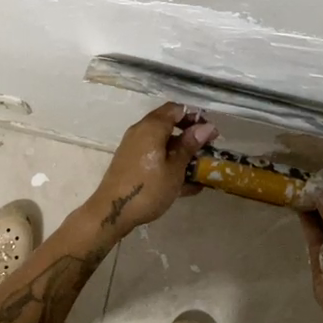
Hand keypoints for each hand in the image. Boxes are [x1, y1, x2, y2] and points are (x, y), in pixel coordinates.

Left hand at [85, 102, 217, 238]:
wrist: (112, 212)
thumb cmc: (148, 188)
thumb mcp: (174, 168)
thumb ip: (189, 145)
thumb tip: (207, 126)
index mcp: (152, 127)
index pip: (176, 109)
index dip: (194, 116)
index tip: (210, 131)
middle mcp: (141, 131)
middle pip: (168, 124)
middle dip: (189, 135)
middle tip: (206, 148)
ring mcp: (134, 148)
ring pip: (162, 142)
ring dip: (181, 151)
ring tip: (200, 167)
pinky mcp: (131, 163)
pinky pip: (154, 156)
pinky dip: (169, 163)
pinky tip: (187, 184)